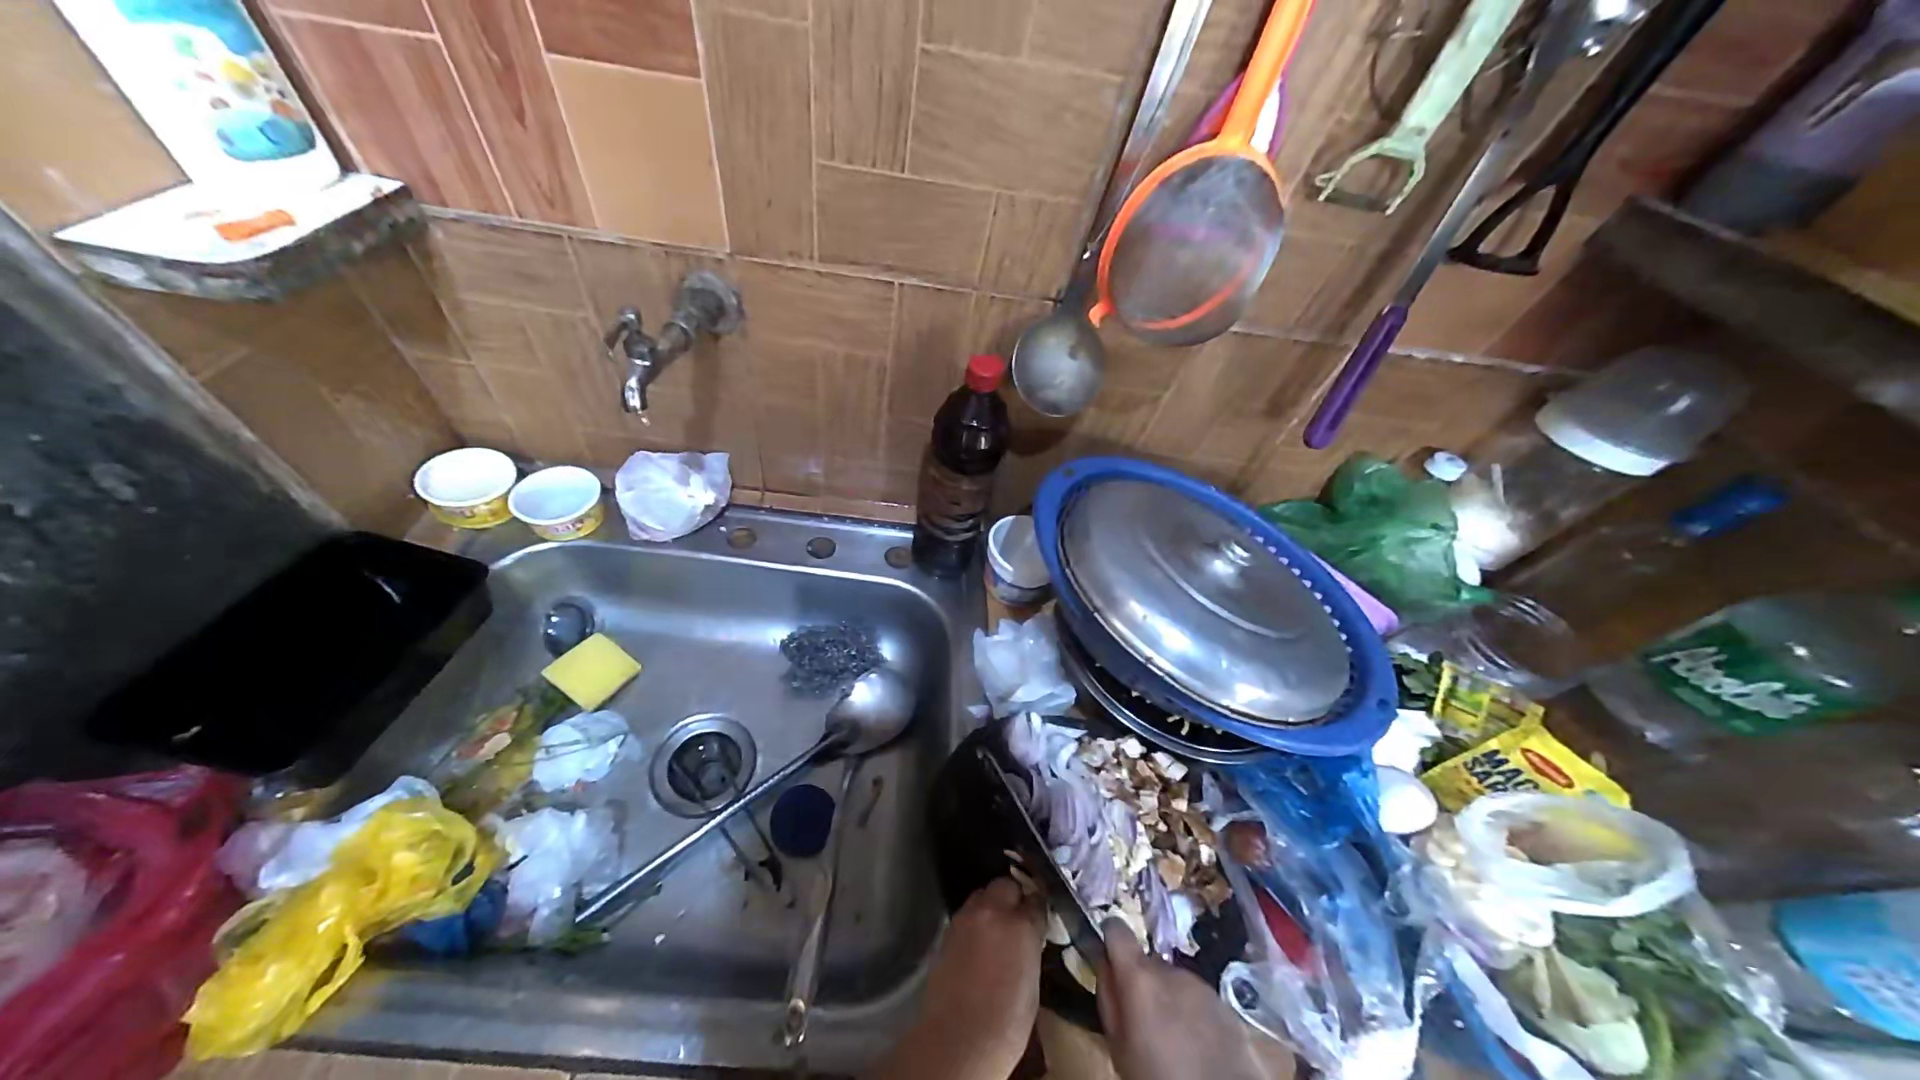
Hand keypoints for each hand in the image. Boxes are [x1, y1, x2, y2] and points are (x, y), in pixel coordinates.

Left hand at [867, 878, 1043, 1079]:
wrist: (959, 1039)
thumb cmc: (1007, 1022)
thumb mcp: (1033, 982)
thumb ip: (1030, 946)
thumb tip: (1029, 936)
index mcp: (1021, 925)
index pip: (1036, 900)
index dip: (1039, 907)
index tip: (1040, 915)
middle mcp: (992, 912)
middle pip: (1005, 885)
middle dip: (1013, 895)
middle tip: (1018, 916)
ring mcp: (966, 919)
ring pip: (982, 894)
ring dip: (992, 904)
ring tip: (997, 927)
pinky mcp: (947, 931)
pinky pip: (966, 913)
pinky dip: (975, 920)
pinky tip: (979, 940)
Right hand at [1096, 919, 1271, 1079]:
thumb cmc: (1157, 1076)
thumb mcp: (1118, 1046)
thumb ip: (1107, 997)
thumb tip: (1104, 964)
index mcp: (1139, 976)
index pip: (1117, 930)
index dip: (1110, 938)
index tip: (1108, 953)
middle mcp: (1170, 970)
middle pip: (1147, 962)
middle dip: (1142, 982)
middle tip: (1142, 1018)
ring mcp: (1201, 984)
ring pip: (1173, 980)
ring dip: (1168, 996)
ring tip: (1171, 1035)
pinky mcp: (1224, 1003)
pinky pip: (1197, 997)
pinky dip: (1191, 1011)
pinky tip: (1194, 1042)